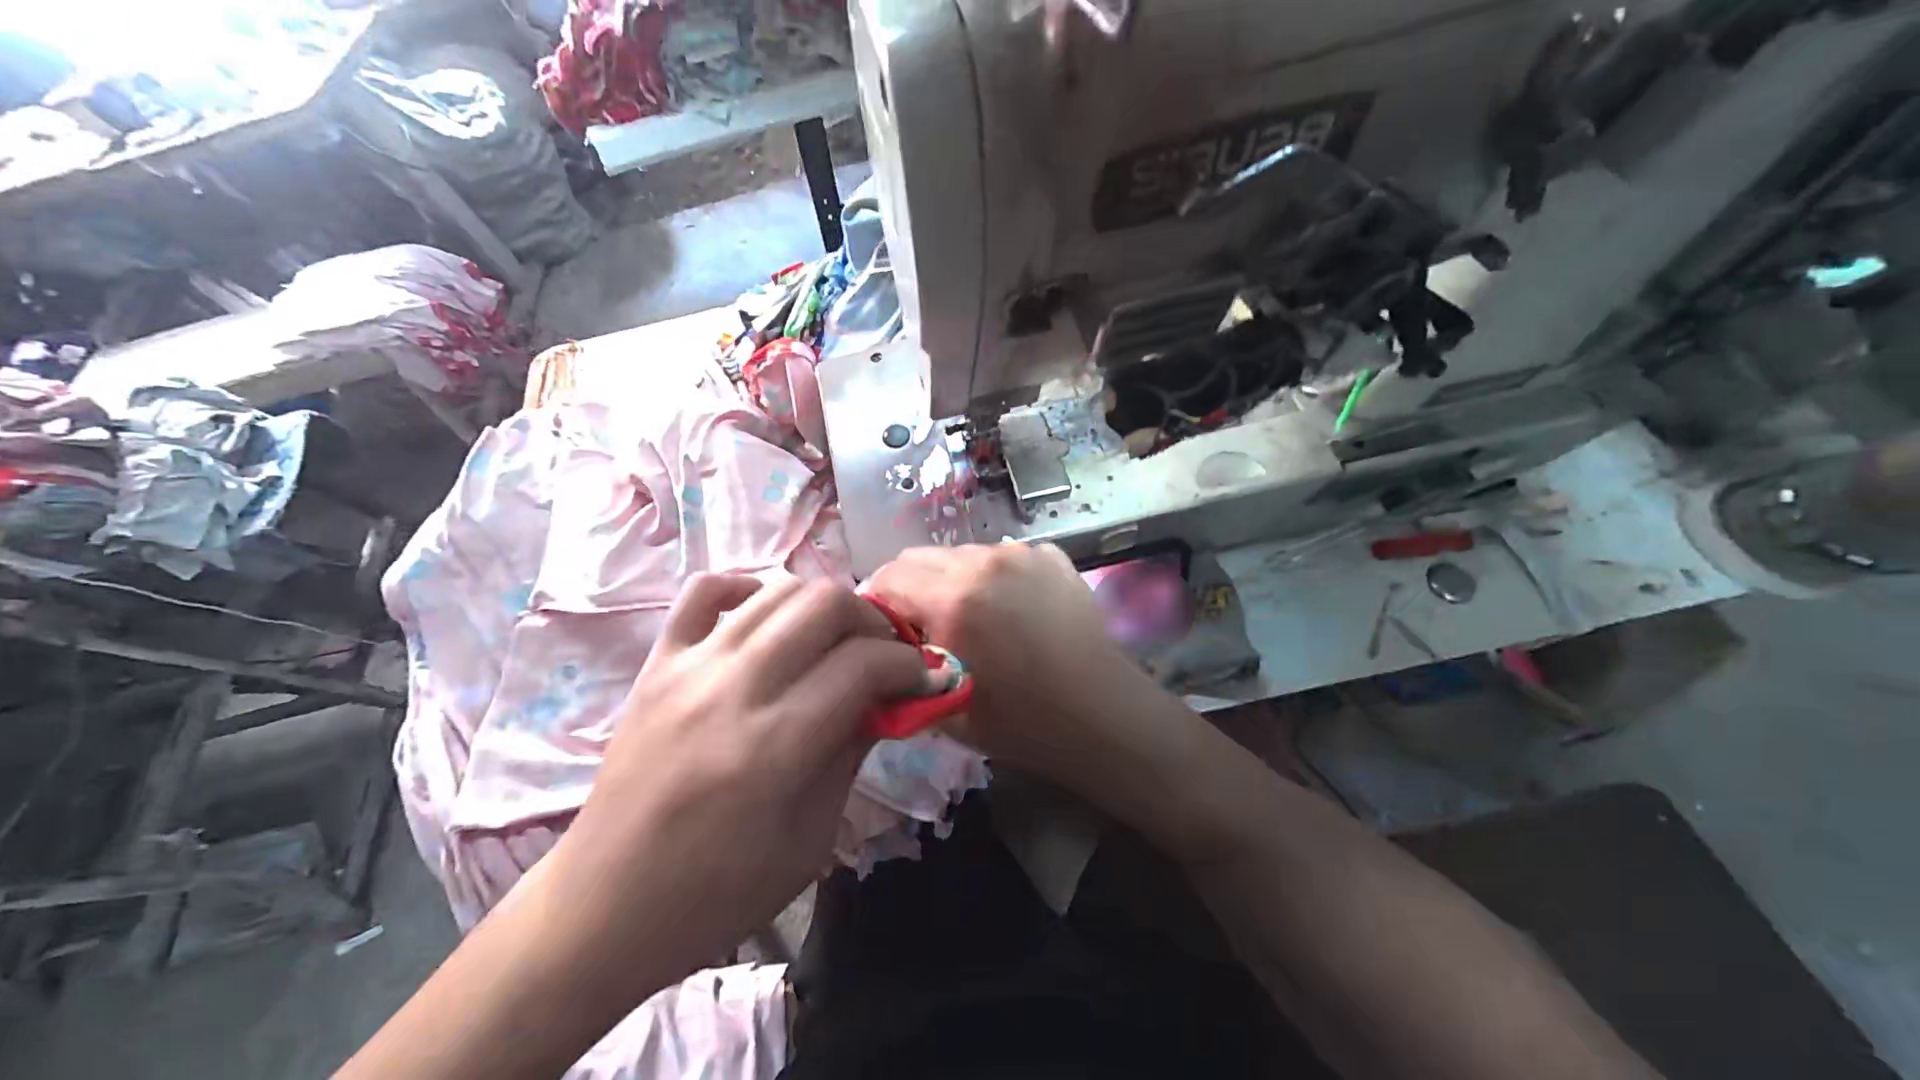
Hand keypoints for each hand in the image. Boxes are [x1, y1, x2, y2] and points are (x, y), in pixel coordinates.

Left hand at [549, 573, 930, 990]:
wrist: (605, 907)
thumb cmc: (717, 894)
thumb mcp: (810, 840)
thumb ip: (851, 754)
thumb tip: (887, 699)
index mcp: (775, 745)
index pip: (863, 666)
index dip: (909, 665)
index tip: (927, 677)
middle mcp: (733, 689)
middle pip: (824, 605)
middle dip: (873, 621)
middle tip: (886, 654)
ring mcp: (688, 667)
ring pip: (775, 589)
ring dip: (822, 603)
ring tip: (837, 638)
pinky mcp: (657, 663)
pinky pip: (704, 591)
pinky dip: (748, 588)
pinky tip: (768, 617)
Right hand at [864, 543, 1151, 787]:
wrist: (1104, 717)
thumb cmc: (1025, 725)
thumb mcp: (948, 714)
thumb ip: (904, 676)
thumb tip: (879, 654)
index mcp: (954, 599)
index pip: (887, 578)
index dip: (874, 604)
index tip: (881, 631)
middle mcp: (985, 562)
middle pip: (919, 557)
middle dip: (907, 589)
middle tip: (918, 627)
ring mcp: (1024, 554)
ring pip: (960, 554)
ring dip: (950, 580)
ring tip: (967, 618)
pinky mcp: (1052, 558)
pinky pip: (1003, 556)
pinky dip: (993, 577)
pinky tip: (1008, 610)